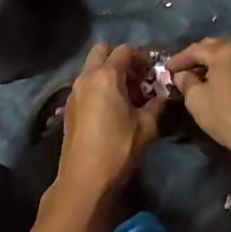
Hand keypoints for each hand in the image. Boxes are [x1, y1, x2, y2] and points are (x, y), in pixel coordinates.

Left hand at [58, 43, 163, 201]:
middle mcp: (86, 77)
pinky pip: (86, 84)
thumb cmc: (118, 147)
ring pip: (92, 68)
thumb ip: (157, 103)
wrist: (84, 180)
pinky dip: (98, 87)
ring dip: (108, 74)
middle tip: (134, 78)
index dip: (141, 59)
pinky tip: (110, 110)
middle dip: (119, 59)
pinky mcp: (69, 108)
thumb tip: (162, 96)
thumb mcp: (147, 125)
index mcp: (106, 75)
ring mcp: (74, 92)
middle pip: (102, 50)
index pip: (125, 51)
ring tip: (124, 97)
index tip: (151, 76)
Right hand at [170, 37, 230, 162]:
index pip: (195, 49)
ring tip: (196, 75)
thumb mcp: (196, 100)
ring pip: (225, 55)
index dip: (179, 59)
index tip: (167, 69)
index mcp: (223, 51)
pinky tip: (214, 82)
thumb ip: (185, 82)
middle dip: (195, 56)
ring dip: (209, 62)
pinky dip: (222, 69)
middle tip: (181, 69)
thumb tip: (182, 74)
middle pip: (212, 47)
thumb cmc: (224, 114)